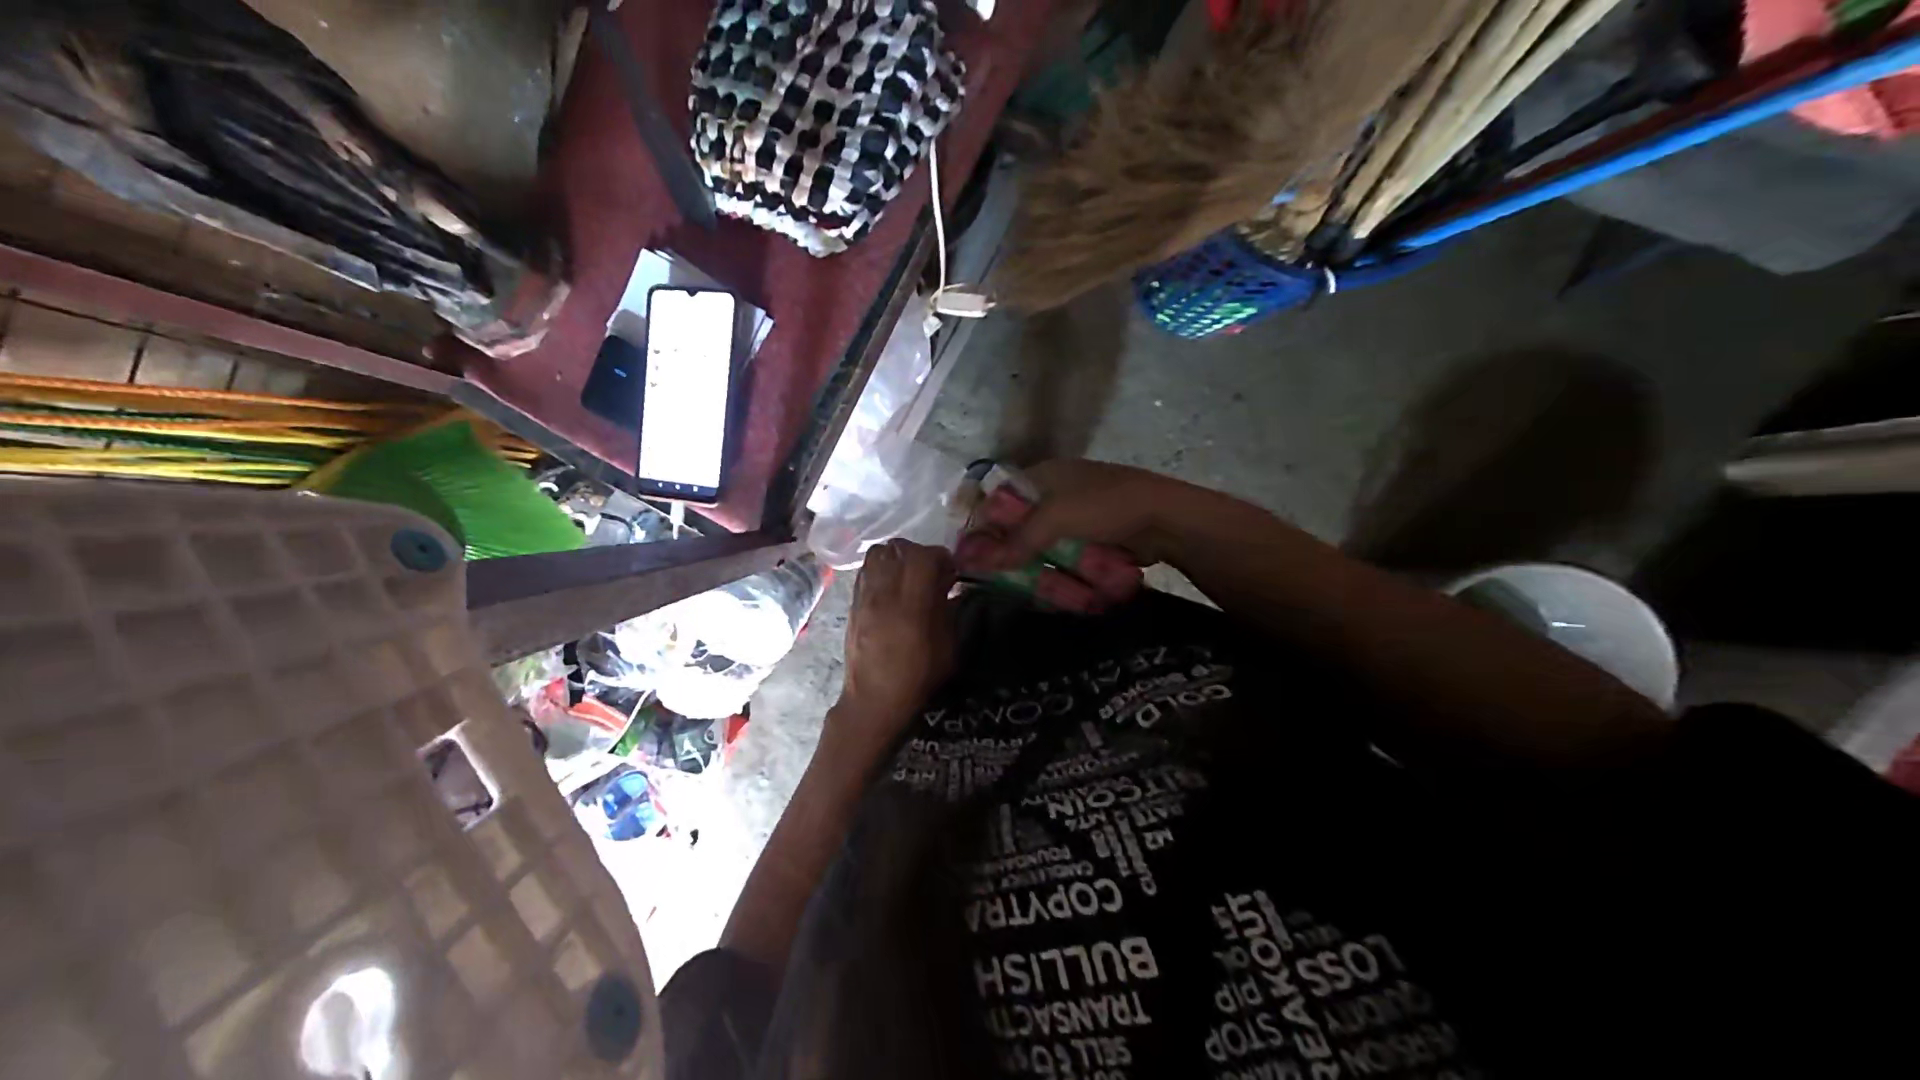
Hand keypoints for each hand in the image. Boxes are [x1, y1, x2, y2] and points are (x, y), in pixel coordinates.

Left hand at [833, 540, 956, 751]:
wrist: (873, 700)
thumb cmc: (917, 677)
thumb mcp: (948, 647)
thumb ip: (950, 610)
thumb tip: (952, 587)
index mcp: (911, 604)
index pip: (923, 556)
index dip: (941, 557)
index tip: (950, 572)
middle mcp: (884, 593)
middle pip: (899, 547)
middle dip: (920, 553)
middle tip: (930, 572)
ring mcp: (864, 595)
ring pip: (878, 553)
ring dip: (898, 557)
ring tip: (908, 575)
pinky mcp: (852, 602)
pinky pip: (866, 569)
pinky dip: (881, 569)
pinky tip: (891, 588)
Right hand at [970, 460, 1205, 572]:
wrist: (1167, 519)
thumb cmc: (1107, 506)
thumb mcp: (1056, 517)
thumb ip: (1018, 539)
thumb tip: (982, 561)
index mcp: (1044, 476)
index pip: (1001, 499)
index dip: (987, 526)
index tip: (978, 556)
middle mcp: (1056, 493)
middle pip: (1021, 527)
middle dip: (1016, 554)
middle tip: (1007, 579)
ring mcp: (1077, 517)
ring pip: (1044, 546)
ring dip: (1041, 568)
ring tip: (1038, 591)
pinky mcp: (1094, 537)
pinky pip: (1066, 557)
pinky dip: (1062, 571)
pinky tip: (1060, 589)